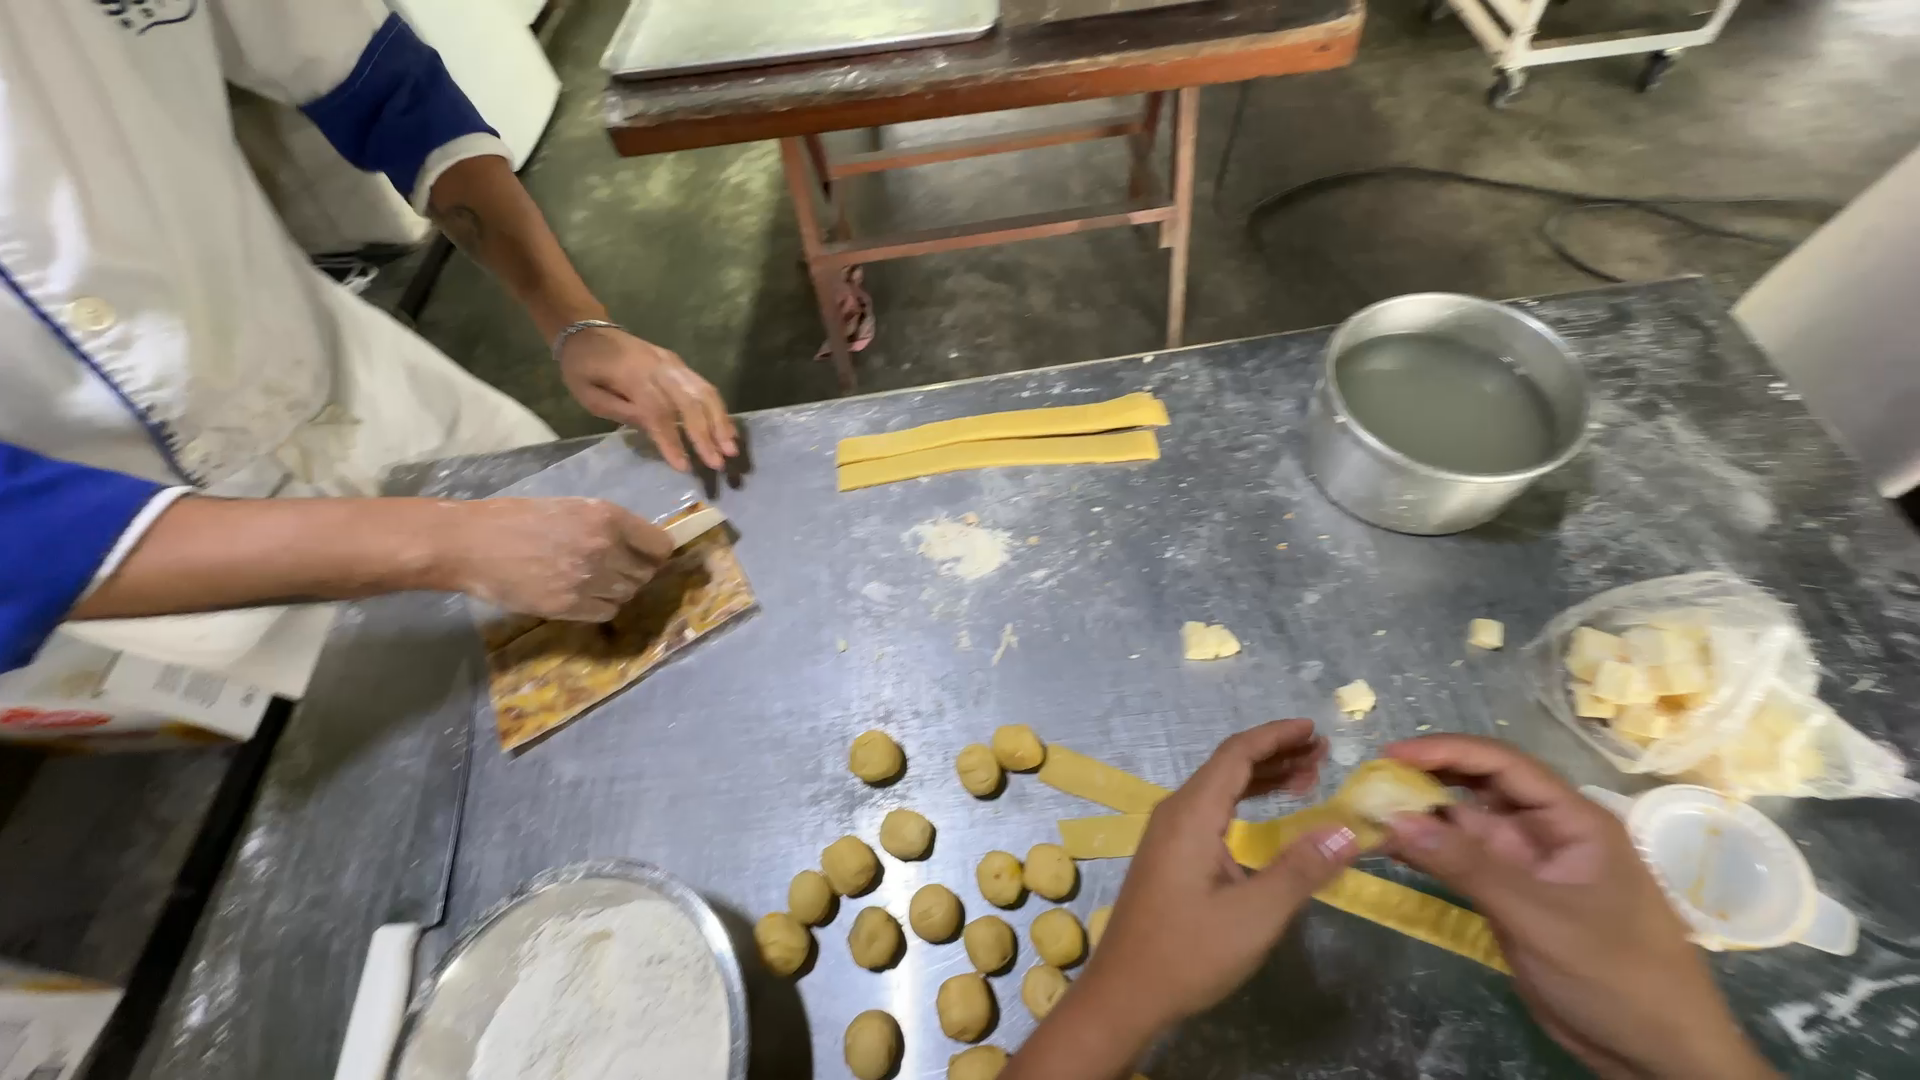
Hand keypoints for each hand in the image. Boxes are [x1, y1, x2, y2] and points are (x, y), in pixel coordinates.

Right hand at [428, 497, 672, 620]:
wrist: (468, 543)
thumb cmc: (516, 518)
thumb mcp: (571, 508)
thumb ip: (608, 525)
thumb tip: (639, 544)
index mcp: (607, 517)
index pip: (660, 545)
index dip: (655, 553)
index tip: (647, 556)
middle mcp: (604, 547)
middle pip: (645, 573)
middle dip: (635, 572)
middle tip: (614, 569)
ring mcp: (587, 579)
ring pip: (627, 594)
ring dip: (617, 590)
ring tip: (593, 581)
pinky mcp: (568, 606)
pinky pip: (606, 612)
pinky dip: (600, 607)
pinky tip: (581, 596)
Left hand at [558, 327, 737, 471]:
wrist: (588, 330)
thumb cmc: (583, 368)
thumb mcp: (588, 395)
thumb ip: (621, 412)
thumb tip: (654, 430)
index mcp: (632, 375)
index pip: (658, 410)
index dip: (672, 439)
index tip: (684, 466)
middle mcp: (659, 367)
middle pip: (689, 401)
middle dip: (706, 434)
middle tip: (719, 463)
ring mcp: (674, 363)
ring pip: (705, 392)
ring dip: (721, 422)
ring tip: (730, 448)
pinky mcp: (681, 365)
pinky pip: (705, 387)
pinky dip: (719, 411)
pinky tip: (727, 431)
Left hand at [1082, 720, 1355, 1030]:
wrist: (1126, 989)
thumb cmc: (1188, 952)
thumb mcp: (1255, 915)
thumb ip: (1301, 869)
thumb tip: (1347, 830)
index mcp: (1191, 813)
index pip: (1236, 755)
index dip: (1275, 736)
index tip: (1314, 729)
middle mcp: (1176, 811)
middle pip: (1228, 766)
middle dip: (1276, 754)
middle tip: (1323, 754)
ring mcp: (1169, 832)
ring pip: (1220, 788)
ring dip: (1262, 778)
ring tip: (1309, 776)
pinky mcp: (1170, 853)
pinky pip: (1212, 810)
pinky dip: (1245, 802)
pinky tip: (1270, 813)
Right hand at [1382, 736, 1777, 1079]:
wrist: (1659, 1059)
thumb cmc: (1619, 977)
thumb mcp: (1541, 918)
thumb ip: (1467, 866)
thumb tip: (1394, 819)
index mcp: (1574, 821)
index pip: (1504, 765)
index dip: (1447, 751)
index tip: (1391, 755)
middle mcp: (1547, 833)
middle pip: (1478, 787)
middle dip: (1425, 778)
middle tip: (1370, 783)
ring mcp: (1526, 865)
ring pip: (1462, 824)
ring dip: (1418, 817)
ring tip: (1366, 814)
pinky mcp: (1508, 896)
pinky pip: (1457, 861)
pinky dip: (1423, 852)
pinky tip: (1385, 848)